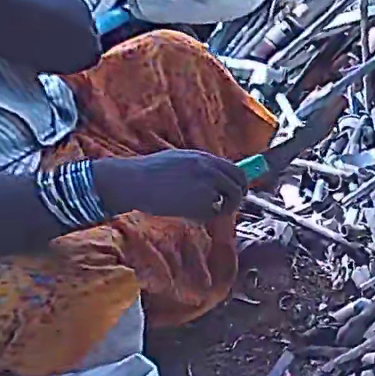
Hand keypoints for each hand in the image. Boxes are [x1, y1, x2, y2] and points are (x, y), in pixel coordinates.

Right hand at [95, 151, 247, 221]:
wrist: (133, 182)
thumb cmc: (150, 173)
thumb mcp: (179, 160)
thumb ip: (200, 168)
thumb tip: (219, 179)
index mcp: (204, 158)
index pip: (236, 171)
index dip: (240, 183)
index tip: (239, 192)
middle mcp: (210, 170)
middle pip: (238, 187)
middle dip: (237, 199)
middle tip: (229, 208)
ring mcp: (207, 185)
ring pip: (227, 202)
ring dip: (218, 210)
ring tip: (196, 210)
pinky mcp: (201, 201)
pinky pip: (211, 214)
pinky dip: (202, 217)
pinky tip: (184, 212)